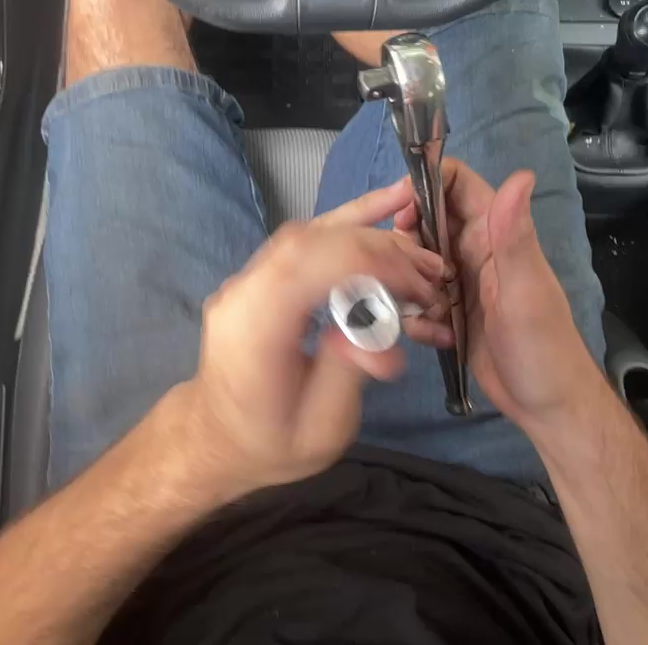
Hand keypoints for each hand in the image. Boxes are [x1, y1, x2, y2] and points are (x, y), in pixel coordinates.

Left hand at [163, 180, 452, 499]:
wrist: (216, 437)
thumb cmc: (268, 443)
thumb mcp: (318, 430)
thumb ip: (348, 376)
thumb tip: (381, 340)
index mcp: (254, 326)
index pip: (309, 266)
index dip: (368, 262)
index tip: (417, 284)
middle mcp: (245, 289)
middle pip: (312, 241)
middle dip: (377, 248)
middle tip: (430, 272)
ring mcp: (248, 278)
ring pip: (309, 231)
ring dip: (368, 230)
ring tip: (418, 234)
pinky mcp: (261, 276)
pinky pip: (304, 239)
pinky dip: (345, 223)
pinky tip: (382, 205)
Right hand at [399, 160, 603, 430]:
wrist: (547, 408)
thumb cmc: (542, 347)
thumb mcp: (525, 291)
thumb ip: (515, 235)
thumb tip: (522, 174)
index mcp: (495, 234)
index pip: (457, 184)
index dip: (425, 185)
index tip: (401, 213)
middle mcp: (475, 249)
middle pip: (426, 220)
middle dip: (406, 240)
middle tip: (399, 270)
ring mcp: (459, 280)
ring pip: (415, 260)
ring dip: (408, 282)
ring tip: (422, 311)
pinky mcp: (448, 310)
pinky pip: (417, 297)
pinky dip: (417, 314)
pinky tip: (436, 337)